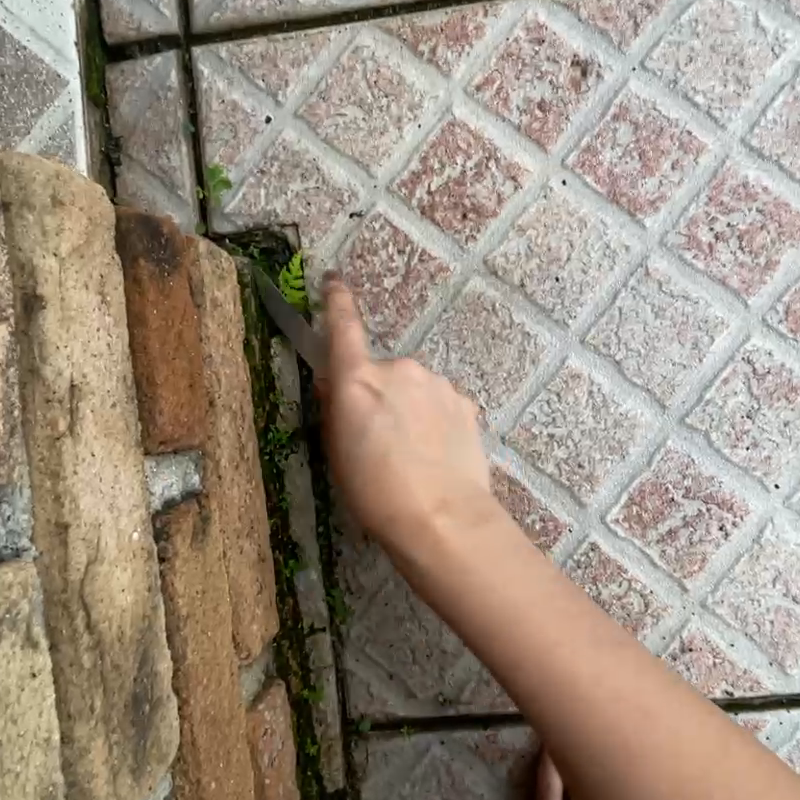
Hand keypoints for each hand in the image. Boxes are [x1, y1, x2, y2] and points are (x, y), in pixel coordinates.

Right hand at [318, 273, 495, 552]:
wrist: (442, 517)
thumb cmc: (375, 493)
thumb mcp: (337, 454)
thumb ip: (336, 409)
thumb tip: (335, 385)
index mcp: (358, 381)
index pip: (343, 328)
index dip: (337, 302)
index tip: (334, 282)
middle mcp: (399, 370)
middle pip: (383, 375)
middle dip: (380, 398)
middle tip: (380, 442)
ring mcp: (437, 383)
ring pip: (416, 390)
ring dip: (411, 410)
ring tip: (414, 456)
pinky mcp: (465, 402)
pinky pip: (441, 405)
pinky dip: (436, 422)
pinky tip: (438, 455)